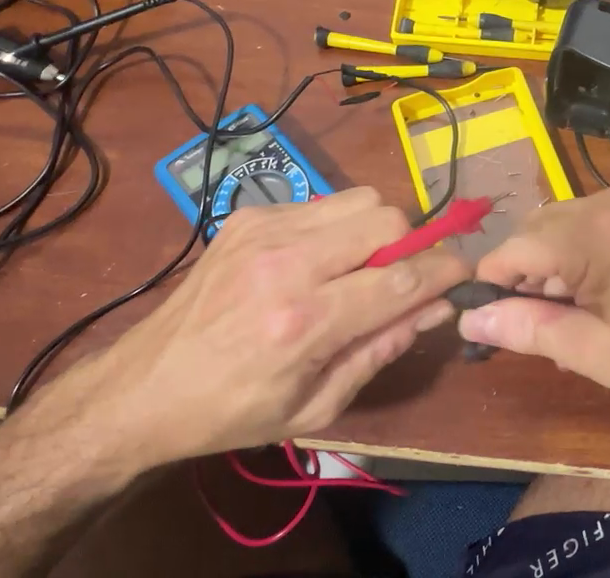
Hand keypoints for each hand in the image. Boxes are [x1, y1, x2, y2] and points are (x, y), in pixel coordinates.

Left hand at [35, 188, 466, 472]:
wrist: (144, 387)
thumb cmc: (234, 411)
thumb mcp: (318, 406)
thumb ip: (383, 348)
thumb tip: (438, 306)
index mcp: (304, 322)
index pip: (403, 277)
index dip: (446, 269)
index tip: (465, 271)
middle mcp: (287, 264)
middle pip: (388, 219)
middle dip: (412, 244)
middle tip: (404, 275)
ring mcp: (265, 230)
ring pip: (361, 199)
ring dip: (378, 230)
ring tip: (359, 266)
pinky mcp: (249, 216)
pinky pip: (325, 202)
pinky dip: (340, 226)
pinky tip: (318, 259)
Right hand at [457, 185, 609, 418]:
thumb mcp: (593, 350)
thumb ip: (527, 328)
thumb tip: (469, 318)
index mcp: (590, 230)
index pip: (511, 247)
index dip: (492, 286)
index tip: (489, 325)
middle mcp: (607, 201)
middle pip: (534, 231)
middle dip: (524, 276)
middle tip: (539, 328)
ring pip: (562, 226)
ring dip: (551, 266)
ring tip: (569, 318)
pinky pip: (592, 224)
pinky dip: (579, 254)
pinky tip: (595, 295)